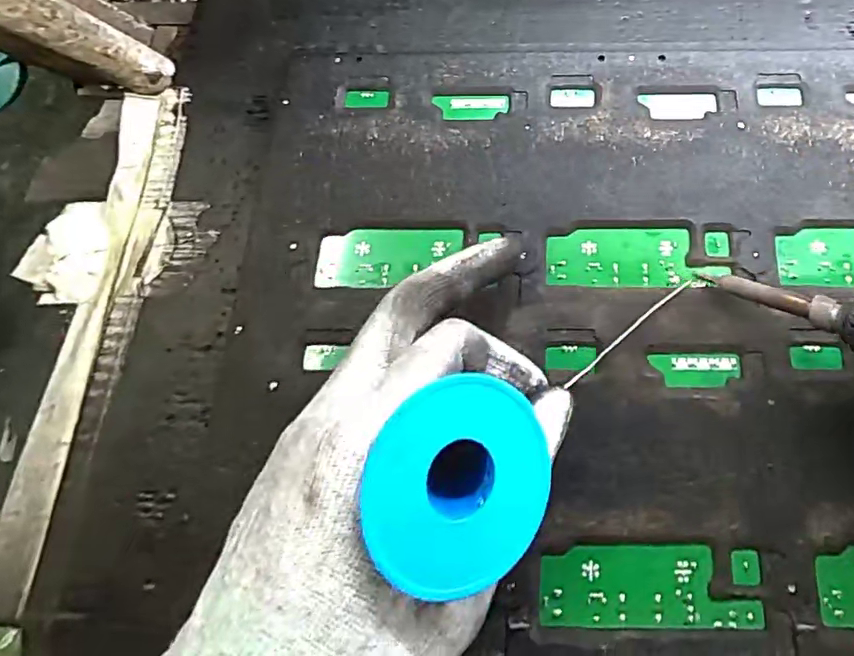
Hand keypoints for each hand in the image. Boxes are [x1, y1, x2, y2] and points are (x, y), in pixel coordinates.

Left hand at [167, 236, 570, 655]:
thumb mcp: (447, 597)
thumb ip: (510, 500)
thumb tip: (550, 422)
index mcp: (353, 450)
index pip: (443, 347)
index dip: (502, 360)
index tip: (531, 399)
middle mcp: (321, 421)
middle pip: (398, 306)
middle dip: (458, 271)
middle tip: (500, 256)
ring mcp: (306, 427)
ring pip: (380, 334)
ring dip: (436, 322)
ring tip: (480, 347)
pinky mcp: (303, 444)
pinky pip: (369, 375)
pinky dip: (415, 365)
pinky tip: (444, 399)